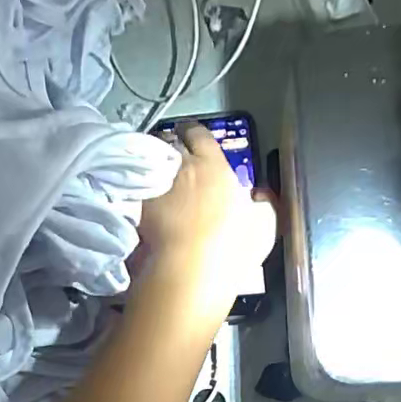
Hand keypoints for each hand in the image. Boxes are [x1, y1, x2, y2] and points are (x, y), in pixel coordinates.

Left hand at [138, 123, 275, 302]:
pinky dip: (140, 189)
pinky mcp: (138, 205)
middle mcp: (181, 167)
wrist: (191, 267)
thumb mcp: (262, 226)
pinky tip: (145, 201)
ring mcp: (156, 185)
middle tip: (172, 157)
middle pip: (168, 141)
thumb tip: (258, 197)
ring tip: (157, 176)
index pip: (199, 134)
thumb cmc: (231, 247)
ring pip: (149, 162)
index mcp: (213, 165)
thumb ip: (263, 206)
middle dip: (169, 145)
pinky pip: (137, 188)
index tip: (192, 138)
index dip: (194, 134)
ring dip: (152, 165)